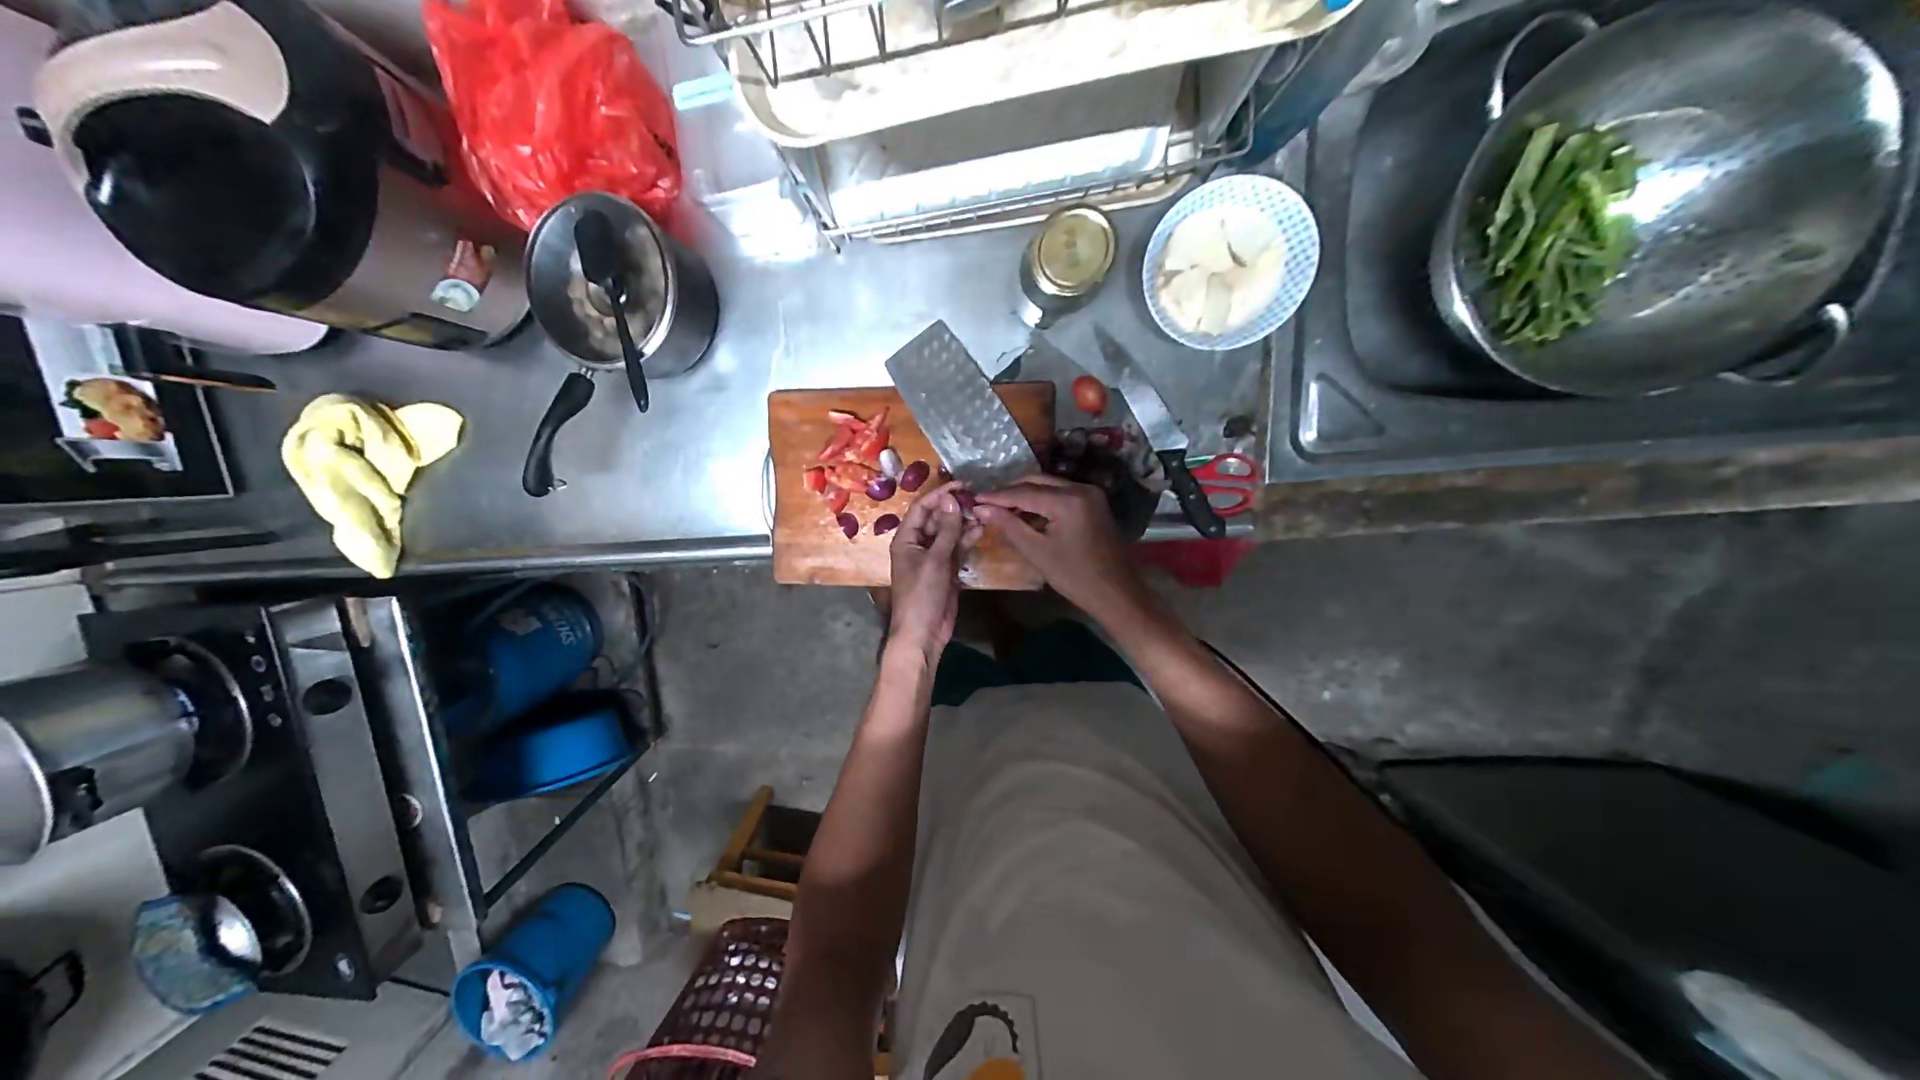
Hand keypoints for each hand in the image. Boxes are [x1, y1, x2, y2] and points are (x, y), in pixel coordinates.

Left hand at [886, 481, 982, 661]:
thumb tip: (952, 500)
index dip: (940, 495)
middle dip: (955, 508)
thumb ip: (946, 530)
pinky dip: (967, 539)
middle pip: (937, 518)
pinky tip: (981, 528)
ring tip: (983, 511)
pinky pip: (956, 548)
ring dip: (963, 522)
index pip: (922, 508)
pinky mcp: (947, 569)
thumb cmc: (922, 595)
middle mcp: (918, 544)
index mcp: (906, 539)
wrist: (923, 632)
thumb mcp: (935, 560)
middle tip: (977, 497)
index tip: (962, 484)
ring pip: (949, 533)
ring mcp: (933, 557)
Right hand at [974, 476, 1148, 622]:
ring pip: (1049, 486)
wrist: (1117, 593)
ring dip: (1026, 495)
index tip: (974, 498)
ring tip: (1001, 508)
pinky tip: (1026, 514)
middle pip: (1037, 482)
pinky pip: (1062, 495)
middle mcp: (1081, 488)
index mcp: (1068, 500)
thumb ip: (1009, 525)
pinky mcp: (1094, 504)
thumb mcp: (1037, 552)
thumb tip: (982, 508)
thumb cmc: (1075, 577)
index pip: (1024, 491)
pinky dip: (1043, 502)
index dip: (997, 496)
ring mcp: (1091, 495)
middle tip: (985, 502)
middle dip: (1010, 491)